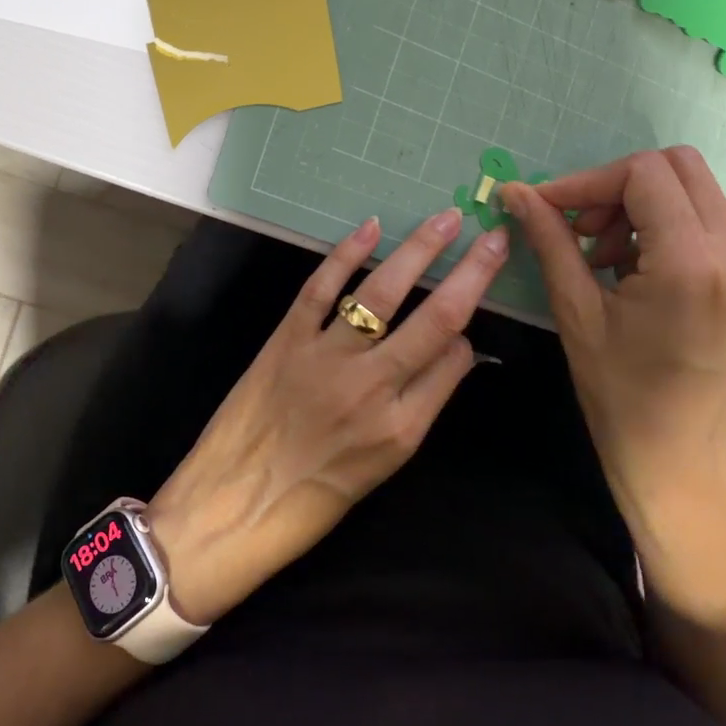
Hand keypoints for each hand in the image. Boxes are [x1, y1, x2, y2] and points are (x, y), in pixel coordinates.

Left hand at [148, 210, 509, 625]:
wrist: (234, 506)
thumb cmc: (311, 498)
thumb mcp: (382, 467)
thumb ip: (420, 407)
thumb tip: (455, 354)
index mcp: (401, 427)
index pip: (454, 360)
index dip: (473, 322)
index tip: (482, 287)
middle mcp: (371, 386)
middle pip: (436, 319)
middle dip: (471, 273)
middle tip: (492, 235)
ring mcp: (326, 358)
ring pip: (382, 293)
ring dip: (418, 251)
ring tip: (444, 220)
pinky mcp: (286, 341)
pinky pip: (320, 290)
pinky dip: (346, 256)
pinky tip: (371, 229)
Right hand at [499, 147, 725, 529]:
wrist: (674, 452)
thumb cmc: (618, 390)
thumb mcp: (577, 311)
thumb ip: (550, 241)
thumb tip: (516, 193)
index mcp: (691, 262)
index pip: (643, 175)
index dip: (587, 181)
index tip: (546, 207)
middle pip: (677, 166)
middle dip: (617, 185)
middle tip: (580, 228)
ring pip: (691, 189)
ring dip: (637, 204)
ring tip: (598, 254)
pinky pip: (700, 219)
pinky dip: (658, 224)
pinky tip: (625, 266)